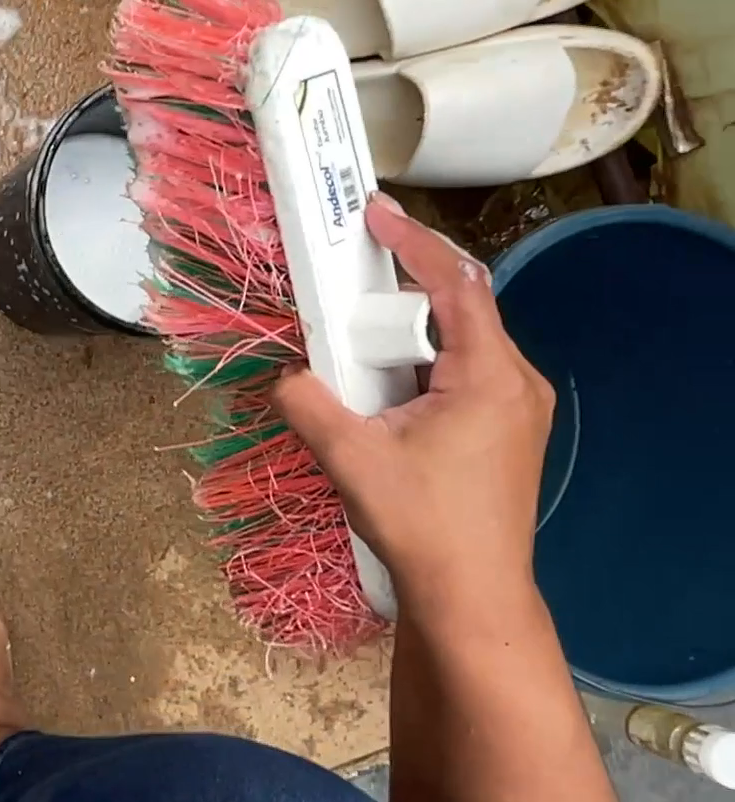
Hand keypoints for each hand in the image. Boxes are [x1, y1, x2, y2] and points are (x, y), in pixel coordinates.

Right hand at [273, 195, 554, 615]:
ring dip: (399, 333)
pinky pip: (453, 371)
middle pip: (456, 310)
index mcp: (489, 378)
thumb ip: (307, 401)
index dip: (415, 244)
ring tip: (350, 345)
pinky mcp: (497, 428)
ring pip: (453, 343)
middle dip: (396, 293)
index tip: (376, 214)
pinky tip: (376, 385)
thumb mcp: (348, 455)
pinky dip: (409, 362)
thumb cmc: (418, 519)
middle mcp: (514, 382)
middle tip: (341, 294)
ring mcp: (512, 407)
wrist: (468, 587)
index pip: (457, 288)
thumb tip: (286, 375)